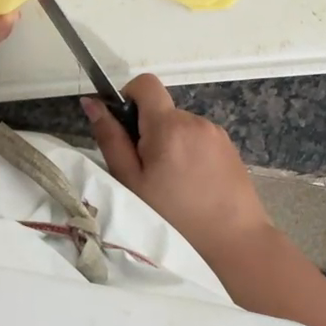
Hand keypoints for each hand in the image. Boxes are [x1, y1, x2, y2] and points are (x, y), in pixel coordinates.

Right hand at [84, 74, 273, 254]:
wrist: (234, 242)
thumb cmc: (172, 215)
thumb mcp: (129, 180)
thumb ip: (110, 138)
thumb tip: (91, 103)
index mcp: (168, 125)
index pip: (145, 83)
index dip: (128, 97)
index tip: (123, 128)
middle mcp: (195, 121)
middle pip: (160, 109)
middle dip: (146, 130)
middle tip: (144, 170)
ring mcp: (216, 133)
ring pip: (178, 126)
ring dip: (168, 143)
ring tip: (169, 181)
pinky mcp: (229, 148)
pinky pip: (197, 138)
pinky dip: (187, 152)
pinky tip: (190, 183)